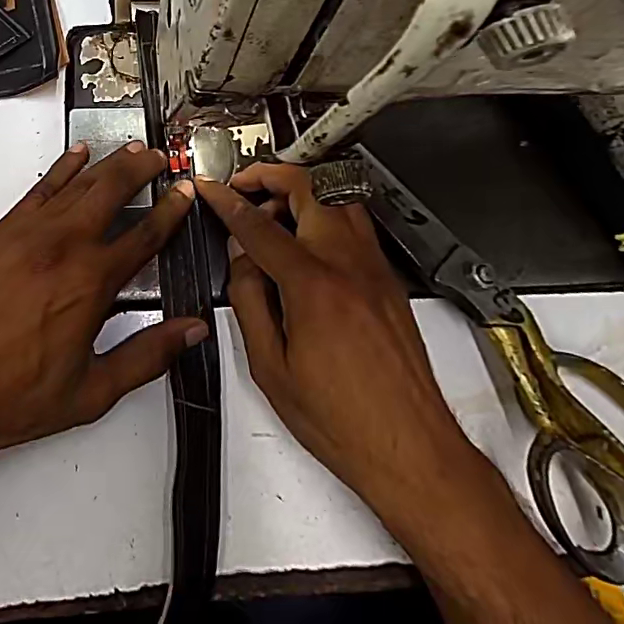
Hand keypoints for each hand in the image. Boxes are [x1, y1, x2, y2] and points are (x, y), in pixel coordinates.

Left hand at [0, 141, 205, 474]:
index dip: (172, 210)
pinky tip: (75, 158)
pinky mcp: (0, 232)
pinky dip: (62, 168)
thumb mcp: (91, 391)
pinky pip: (40, 187)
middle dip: (143, 169)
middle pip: (114, 190)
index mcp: (90, 283)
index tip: (183, 194)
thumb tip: (186, 333)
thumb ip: (147, 356)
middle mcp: (62, 247)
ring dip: (110, 163)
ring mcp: (28, 234)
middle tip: (159, 158)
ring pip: (80, 182)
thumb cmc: (1, 394)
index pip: (145, 234)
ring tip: (130, 150)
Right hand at [194, 164, 489, 517]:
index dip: (226, 201)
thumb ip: (248, 301)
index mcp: (313, 286)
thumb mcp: (271, 367)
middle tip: (243, 186)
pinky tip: (307, 241)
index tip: (212, 189)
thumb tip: (241, 262)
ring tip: (273, 212)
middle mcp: (349, 266)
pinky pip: (354, 222)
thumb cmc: (347, 421)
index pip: (258, 225)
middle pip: (307, 187)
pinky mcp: (388, 279)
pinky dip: (324, 213)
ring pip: (337, 196)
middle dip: (267, 176)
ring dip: (300, 191)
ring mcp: (374, 268)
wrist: (410, 447)